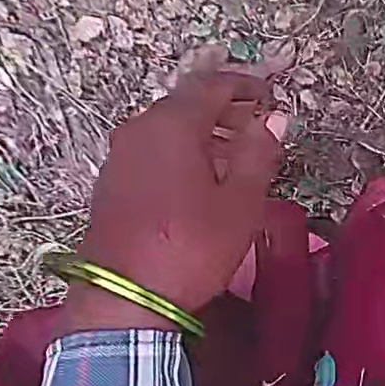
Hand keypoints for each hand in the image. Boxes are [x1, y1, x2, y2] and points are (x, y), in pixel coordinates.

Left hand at [62, 69, 287, 332]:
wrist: (124, 298)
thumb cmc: (190, 249)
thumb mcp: (239, 204)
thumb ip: (258, 155)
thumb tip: (273, 120)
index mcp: (172, 126)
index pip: (212, 86)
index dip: (246, 87)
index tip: (270, 97)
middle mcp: (139, 130)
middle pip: (187, 104)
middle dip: (226, 111)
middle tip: (257, 127)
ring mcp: (120, 157)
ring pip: (168, 130)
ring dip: (204, 135)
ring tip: (235, 159)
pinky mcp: (111, 184)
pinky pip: (152, 153)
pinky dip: (181, 154)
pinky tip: (199, 182)